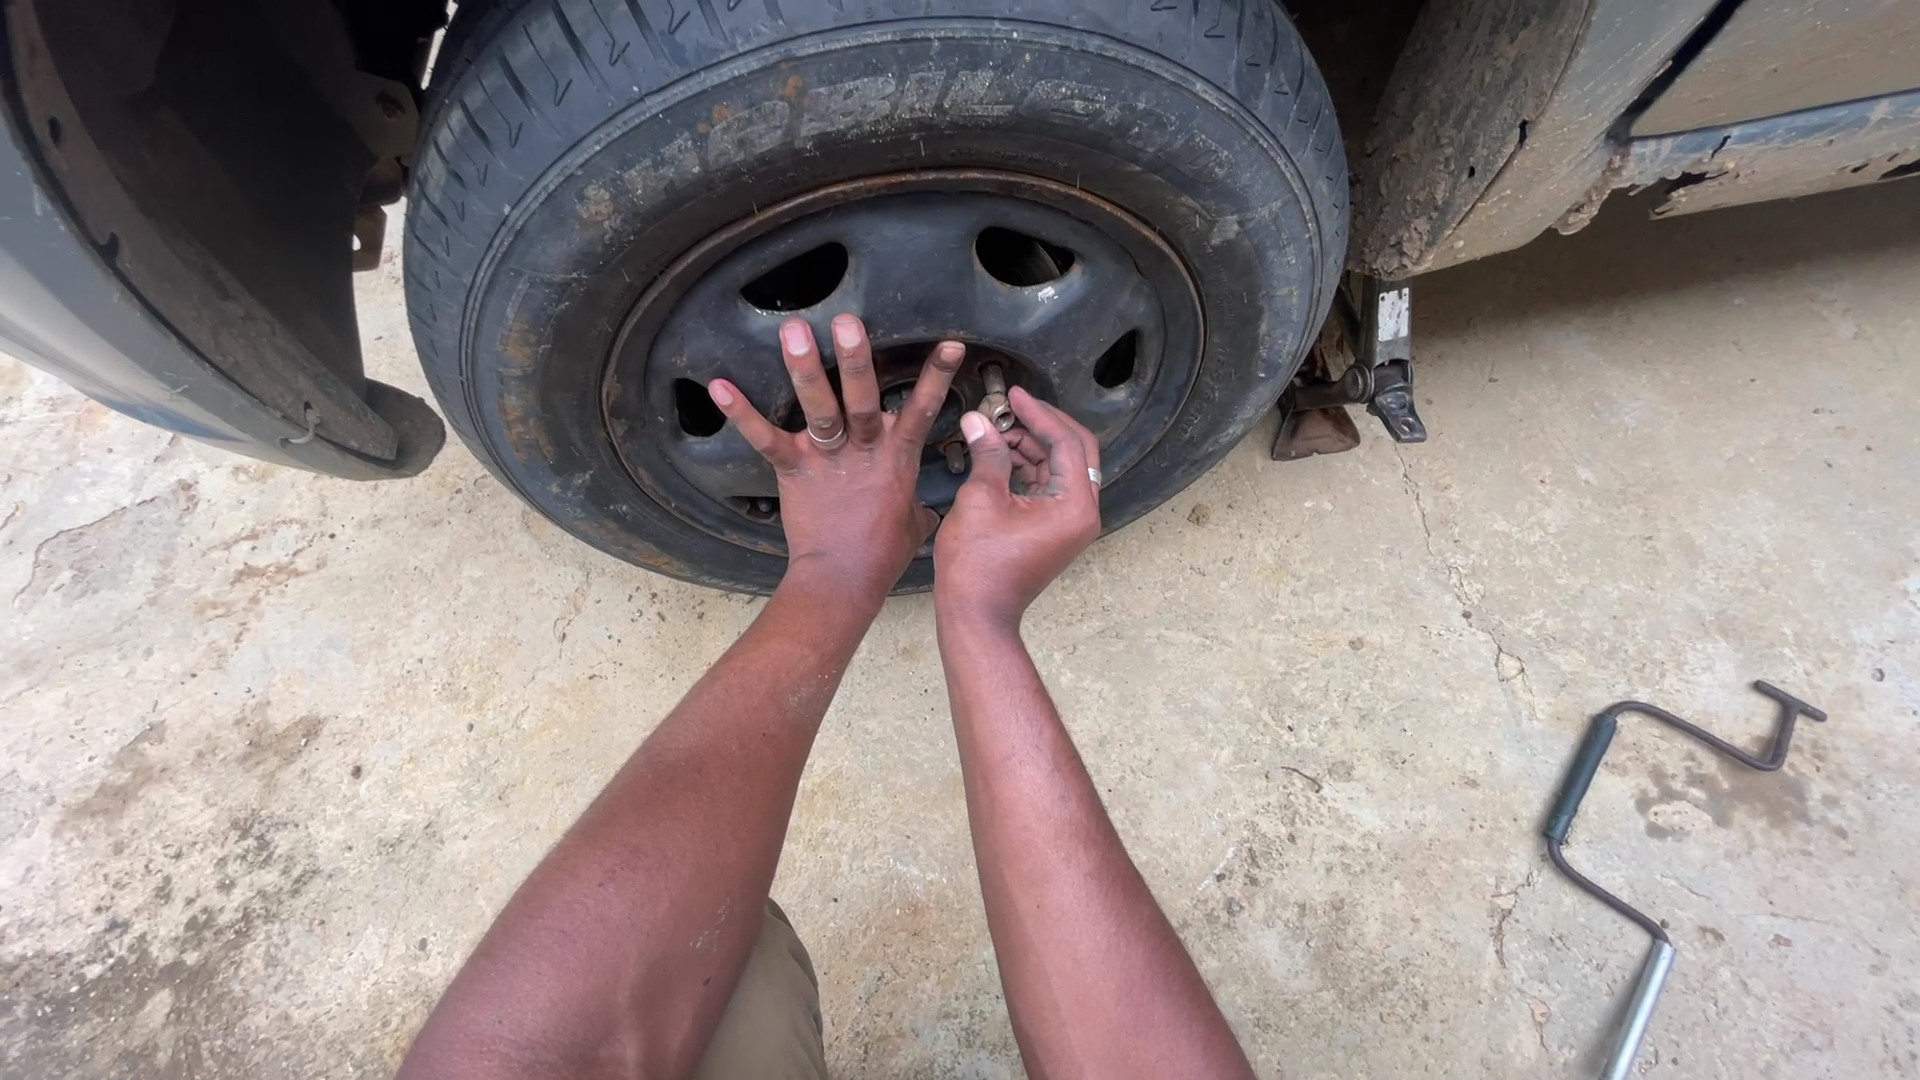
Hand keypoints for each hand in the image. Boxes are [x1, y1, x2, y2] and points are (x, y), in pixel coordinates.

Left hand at [709, 315, 962, 603]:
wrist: (844, 579)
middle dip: (856, 359)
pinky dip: (742, 414)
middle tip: (847, 321)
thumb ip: (921, 507)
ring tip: (793, 331)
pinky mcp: (795, 470)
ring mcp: (828, 458)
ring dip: (804, 369)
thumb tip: (929, 510)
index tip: (949, 342)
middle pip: (862, 398)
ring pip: (818, 408)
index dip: (937, 377)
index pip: (924, 410)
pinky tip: (719, 385)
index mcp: (898, 458)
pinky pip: (766, 439)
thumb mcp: (916, 525)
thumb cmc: (882, 555)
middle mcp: (865, 450)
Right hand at [934, 387, 1101, 627]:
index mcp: (1075, 506)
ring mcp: (1069, 523)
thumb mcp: (980, 499)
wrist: (977, 613)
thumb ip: (988, 453)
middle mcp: (1082, 513)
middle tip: (1010, 406)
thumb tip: (980, 420)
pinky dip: (1026, 467)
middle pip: (1073, 451)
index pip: (1067, 443)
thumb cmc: (979, 566)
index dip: (1039, 414)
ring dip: (1030, 445)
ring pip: (1058, 467)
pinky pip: (1047, 486)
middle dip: (1041, 426)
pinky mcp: (1053, 529)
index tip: (1014, 395)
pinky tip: (999, 453)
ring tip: (995, 429)